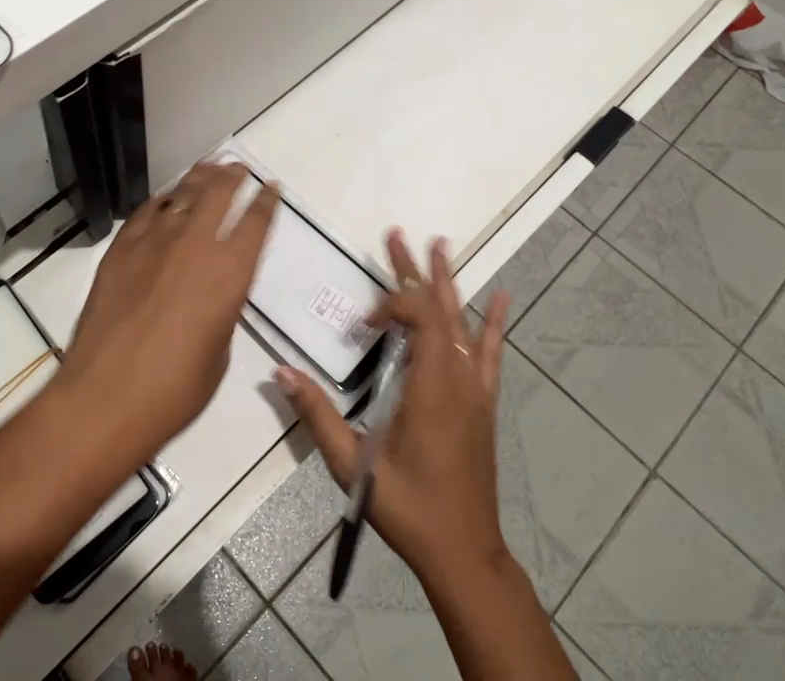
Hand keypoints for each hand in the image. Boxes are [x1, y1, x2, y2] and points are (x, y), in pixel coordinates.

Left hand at [57, 162, 279, 463]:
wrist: (106, 397)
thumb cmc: (174, 391)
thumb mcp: (218, 353)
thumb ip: (222, 313)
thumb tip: (213, 295)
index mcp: (230, 273)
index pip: (256, 224)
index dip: (267, 202)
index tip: (272, 188)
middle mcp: (195, 247)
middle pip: (218, 194)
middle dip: (233, 177)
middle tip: (238, 168)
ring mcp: (152, 244)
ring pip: (180, 196)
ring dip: (198, 179)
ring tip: (207, 168)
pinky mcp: (119, 251)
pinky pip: (144, 213)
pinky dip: (159, 201)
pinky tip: (164, 199)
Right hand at [278, 231, 513, 580]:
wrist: (463, 550)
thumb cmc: (407, 508)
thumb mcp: (355, 467)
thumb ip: (319, 415)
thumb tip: (282, 371)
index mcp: (432, 390)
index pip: (422, 319)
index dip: (393, 306)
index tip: (365, 325)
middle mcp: (460, 381)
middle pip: (442, 310)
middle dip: (416, 272)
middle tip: (398, 235)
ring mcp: (477, 392)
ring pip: (466, 324)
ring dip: (449, 284)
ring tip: (440, 245)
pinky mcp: (484, 405)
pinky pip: (492, 354)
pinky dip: (494, 323)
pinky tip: (502, 299)